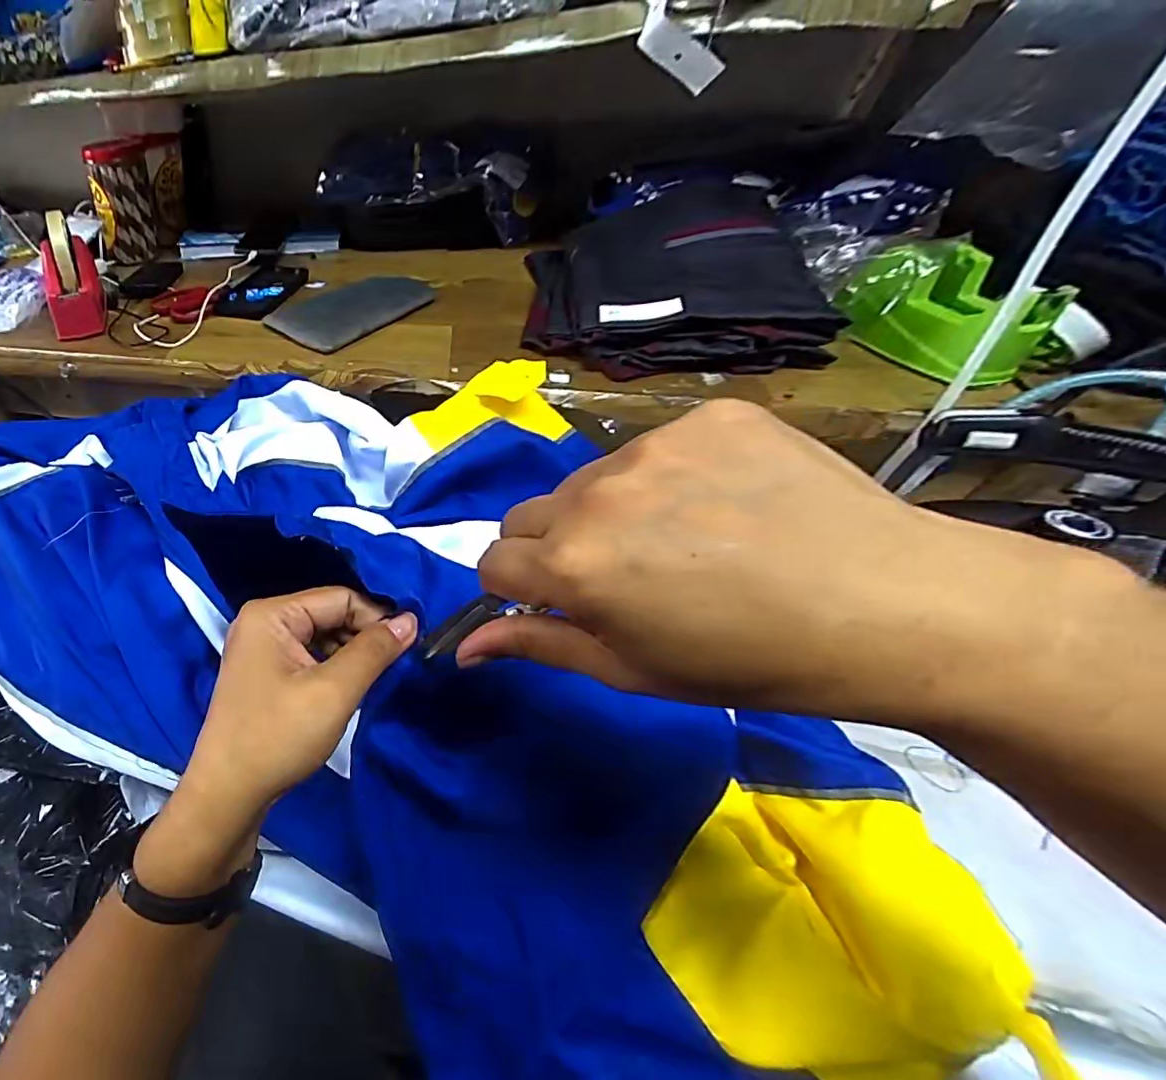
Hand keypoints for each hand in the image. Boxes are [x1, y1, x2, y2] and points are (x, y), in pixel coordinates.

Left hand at [136, 588, 414, 895]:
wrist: (228, 789)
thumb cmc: (279, 736)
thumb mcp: (334, 691)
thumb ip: (373, 651)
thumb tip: (410, 619)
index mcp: (271, 614)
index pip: (339, 597)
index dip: (377, 618)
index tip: (409, 647)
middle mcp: (261, 621)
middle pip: (328, 614)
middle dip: (363, 637)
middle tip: (394, 668)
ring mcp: (259, 648)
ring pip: (320, 637)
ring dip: (349, 655)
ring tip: (373, 682)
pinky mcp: (263, 672)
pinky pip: (307, 656)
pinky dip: (331, 668)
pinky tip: (348, 690)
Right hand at [458, 399, 1140, 725]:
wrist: (902, 608)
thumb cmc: (750, 660)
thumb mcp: (631, 669)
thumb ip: (537, 644)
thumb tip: (463, 648)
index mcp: (571, 565)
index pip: (492, 563)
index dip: (518, 587)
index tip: (559, 601)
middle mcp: (593, 497)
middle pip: (528, 516)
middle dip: (553, 547)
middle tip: (620, 573)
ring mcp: (651, 449)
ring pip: (587, 481)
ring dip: (608, 510)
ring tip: (682, 537)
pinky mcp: (707, 419)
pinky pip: (652, 449)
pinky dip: (668, 477)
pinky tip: (722, 502)